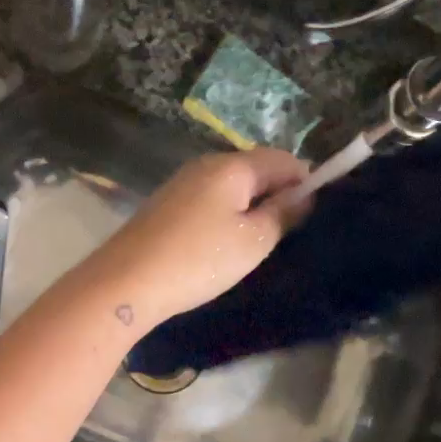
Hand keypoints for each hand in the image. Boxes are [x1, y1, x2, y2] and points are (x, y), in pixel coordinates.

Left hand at [73, 149, 311, 330]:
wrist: (126, 282)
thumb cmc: (199, 260)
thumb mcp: (253, 242)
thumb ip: (282, 214)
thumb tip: (302, 194)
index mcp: (233, 166)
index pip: (283, 159)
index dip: (305, 180)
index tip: (313, 213)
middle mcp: (205, 164)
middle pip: (254, 169)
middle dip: (275, 194)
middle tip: (285, 234)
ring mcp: (180, 184)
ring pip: (228, 187)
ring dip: (247, 208)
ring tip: (253, 244)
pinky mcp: (163, 206)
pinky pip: (206, 202)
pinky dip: (222, 217)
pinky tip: (219, 246)